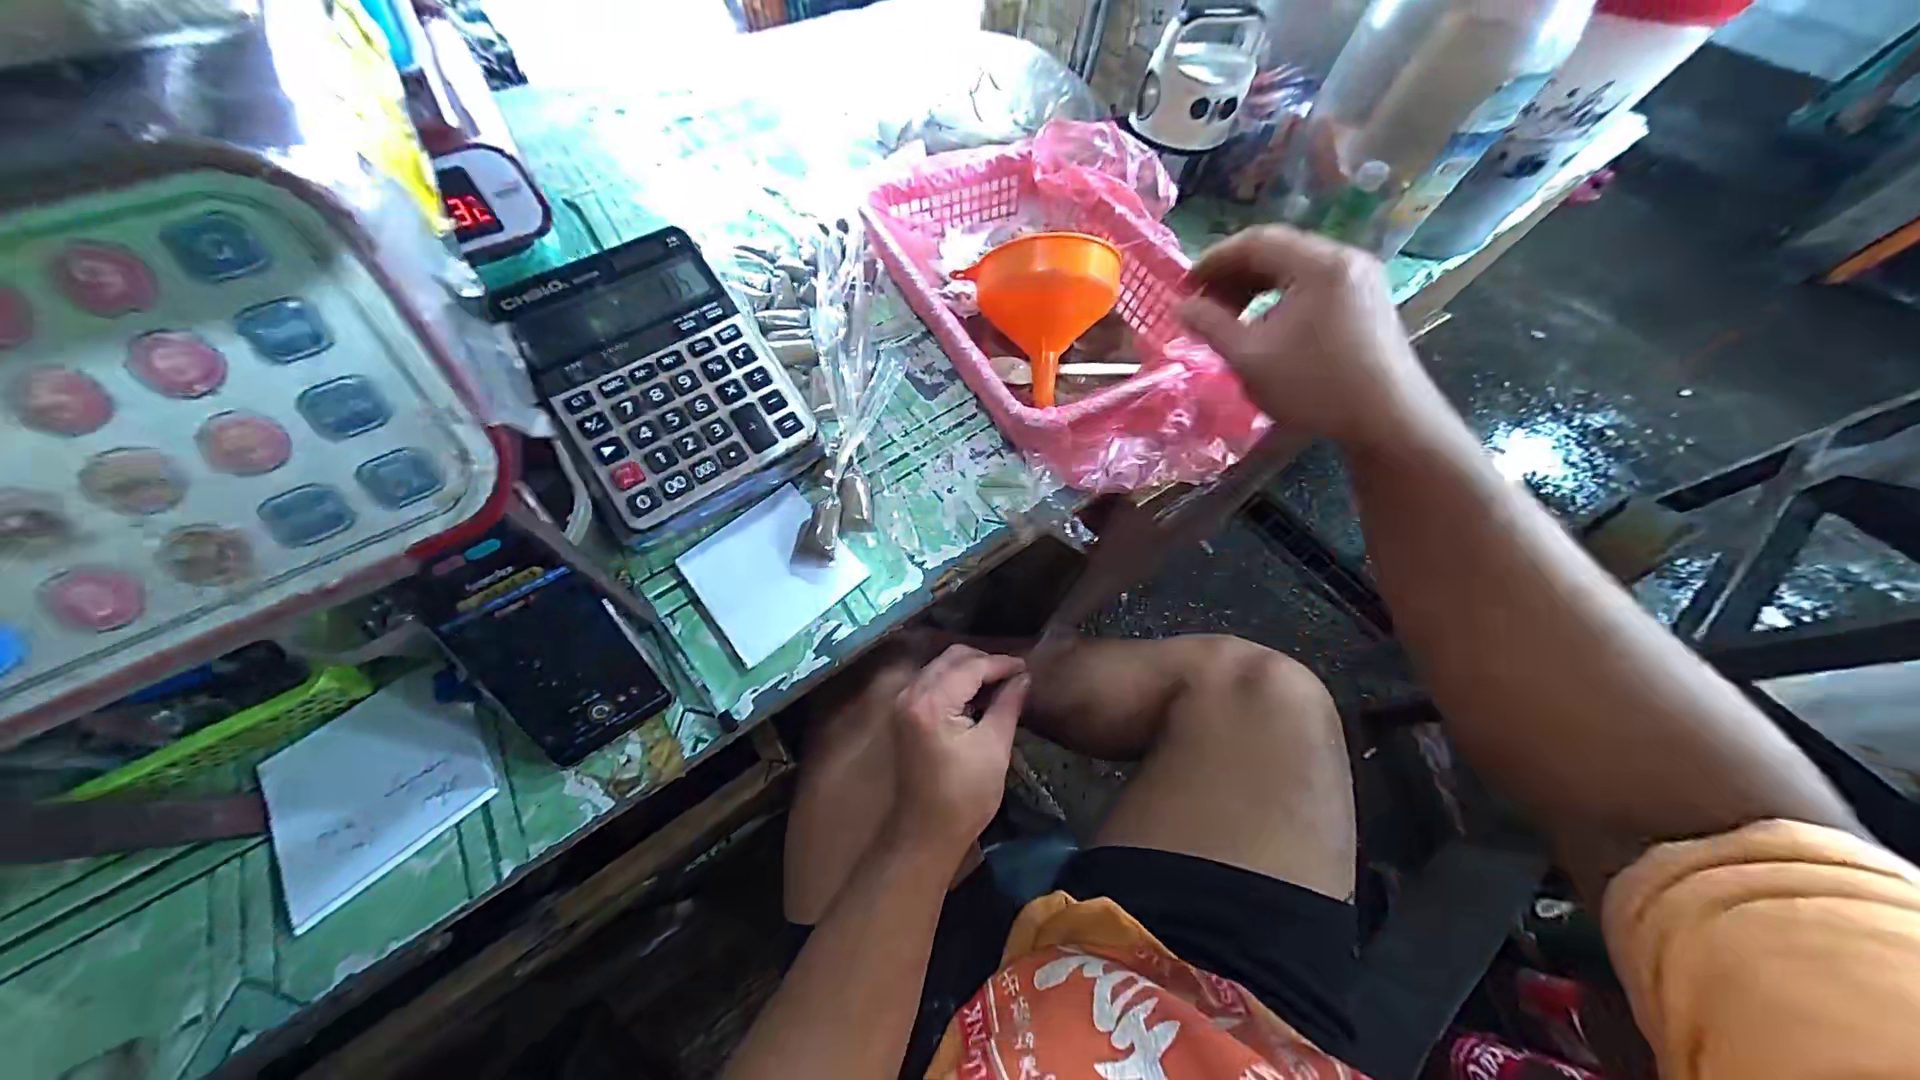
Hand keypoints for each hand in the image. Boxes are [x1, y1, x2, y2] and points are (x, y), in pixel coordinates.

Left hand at [890, 645, 1030, 858]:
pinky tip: (978, 695)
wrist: (925, 833)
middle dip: (984, 662)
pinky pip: (932, 682)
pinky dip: (955, 681)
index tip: (1027, 668)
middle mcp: (910, 694)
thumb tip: (1024, 678)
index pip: (970, 667)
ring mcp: (903, 704)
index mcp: (931, 702)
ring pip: (940, 667)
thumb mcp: (993, 748)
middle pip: (950, 658)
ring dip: (969, 669)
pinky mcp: (905, 714)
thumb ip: (1008, 705)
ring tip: (1001, 682)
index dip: (1001, 664)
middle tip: (1015, 674)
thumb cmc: (964, 796)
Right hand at [1177, 225, 1441, 451]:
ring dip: (1254, 287)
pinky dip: (1279, 297)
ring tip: (1227, 317)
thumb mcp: (1250, 358)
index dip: (1212, 261)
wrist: (1388, 419)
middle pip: (1277, 250)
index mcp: (1318, 264)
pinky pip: (1313, 284)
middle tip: (1201, 304)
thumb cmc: (1315, 387)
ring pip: (1294, 267)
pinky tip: (1263, 325)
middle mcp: (1344, 258)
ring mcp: (1360, 278)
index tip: (1183, 287)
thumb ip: (1211, 326)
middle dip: (1232, 275)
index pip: (1255, 242)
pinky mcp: (1366, 300)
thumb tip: (1181, 306)